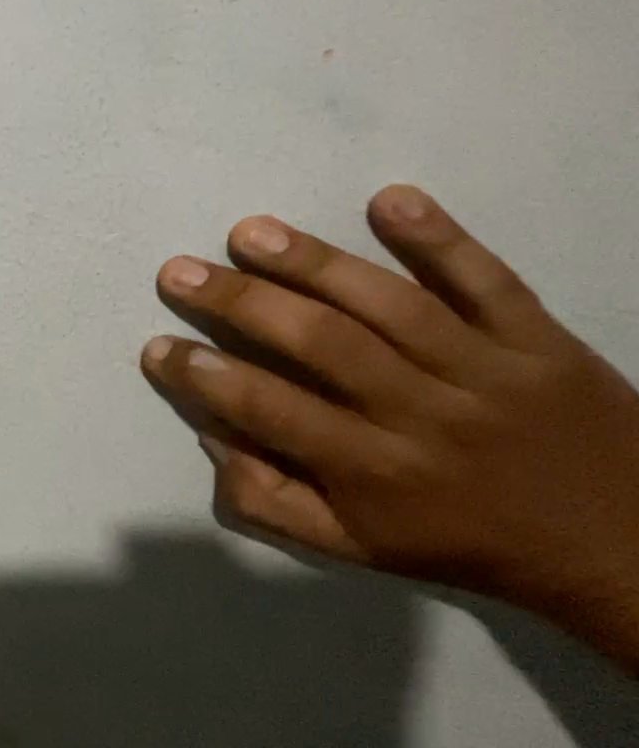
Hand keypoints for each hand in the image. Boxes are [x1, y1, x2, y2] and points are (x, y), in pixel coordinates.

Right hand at [142, 185, 638, 670]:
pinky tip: (389, 198)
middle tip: (180, 272)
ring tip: (247, 232)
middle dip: (240, 304)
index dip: (205, 378)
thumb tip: (212, 434)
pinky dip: (442, 239)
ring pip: (389, 305)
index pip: (271, 411)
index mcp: (377, 469)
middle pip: (322, 344)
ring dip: (313, 263)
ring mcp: (489, 370)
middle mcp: (426, 414)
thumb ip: (270, 499)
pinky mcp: (542, 340)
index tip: (156, 347)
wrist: (630, 549)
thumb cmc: (464, 540)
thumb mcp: (357, 547)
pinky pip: (490, 282)